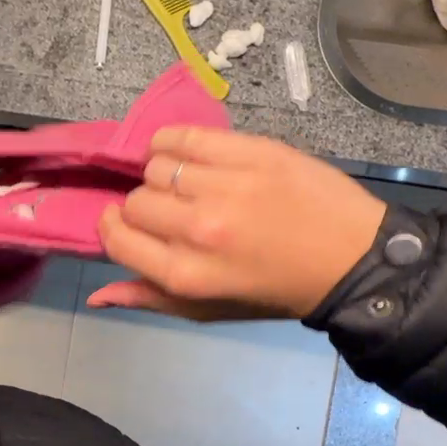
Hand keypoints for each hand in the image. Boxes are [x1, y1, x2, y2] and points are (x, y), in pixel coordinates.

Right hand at [88, 127, 385, 321]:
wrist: (352, 260)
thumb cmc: (272, 291)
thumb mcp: (206, 309)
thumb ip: (147, 298)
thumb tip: (95, 295)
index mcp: (185, 274)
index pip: (117, 238)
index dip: (114, 228)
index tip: (125, 224)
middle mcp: (199, 230)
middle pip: (135, 201)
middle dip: (142, 205)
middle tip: (168, 210)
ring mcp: (227, 188)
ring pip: (157, 166)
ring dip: (161, 174)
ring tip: (184, 183)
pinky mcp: (252, 153)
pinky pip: (184, 136)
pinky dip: (171, 142)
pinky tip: (180, 152)